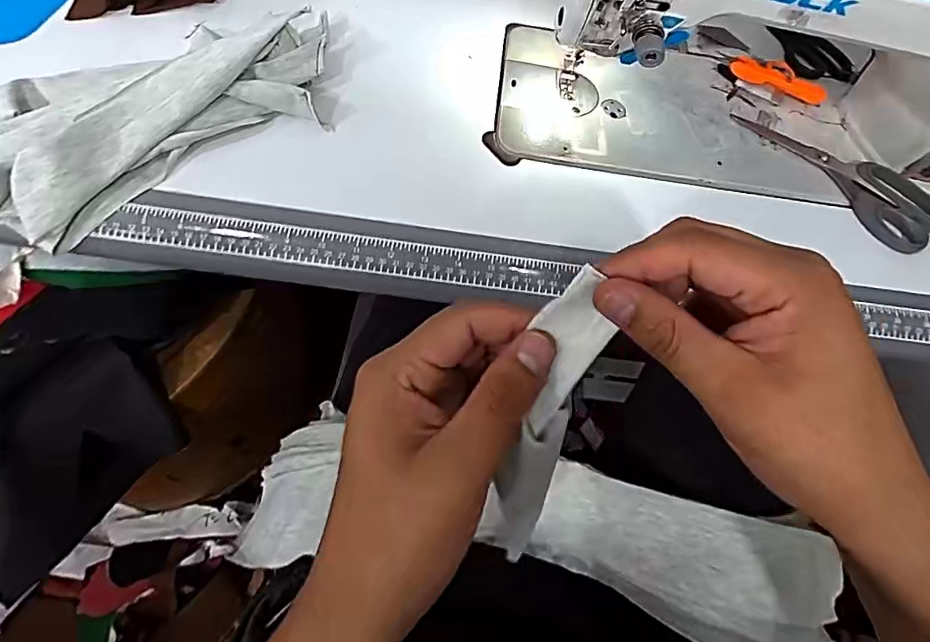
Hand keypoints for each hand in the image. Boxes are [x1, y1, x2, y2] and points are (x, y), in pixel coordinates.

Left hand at [277, 303, 554, 641]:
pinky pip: (471, 398)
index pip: (462, 321)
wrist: (365, 609)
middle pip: (468, 341)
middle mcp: (401, 377)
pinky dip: (502, 404)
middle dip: (515, 350)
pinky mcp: (427, 430)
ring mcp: (413, 404)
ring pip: (473, 369)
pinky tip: (528, 416)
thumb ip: (503, 397)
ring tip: (552, 393)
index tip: (560, 336)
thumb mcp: (460, 463)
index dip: (512, 321)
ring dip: (512, 378)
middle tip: (564, 367)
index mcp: (395, 373)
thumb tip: (540, 342)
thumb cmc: (401, 538)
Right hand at [595, 219, 929, 641]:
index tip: (594, 286)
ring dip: (668, 283)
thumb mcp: (729, 390)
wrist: (876, 503)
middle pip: (703, 243)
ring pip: (710, 262)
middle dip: (651, 267)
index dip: (639, 261)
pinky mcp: (783, 310)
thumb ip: (666, 332)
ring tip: (630, 315)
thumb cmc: (814, 449)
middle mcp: (793, 268)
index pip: (696, 246)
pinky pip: (724, 288)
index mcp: (791, 277)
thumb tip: (609, 293)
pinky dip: (689, 301)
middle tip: (606, 300)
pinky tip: (666, 324)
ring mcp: (791, 288)